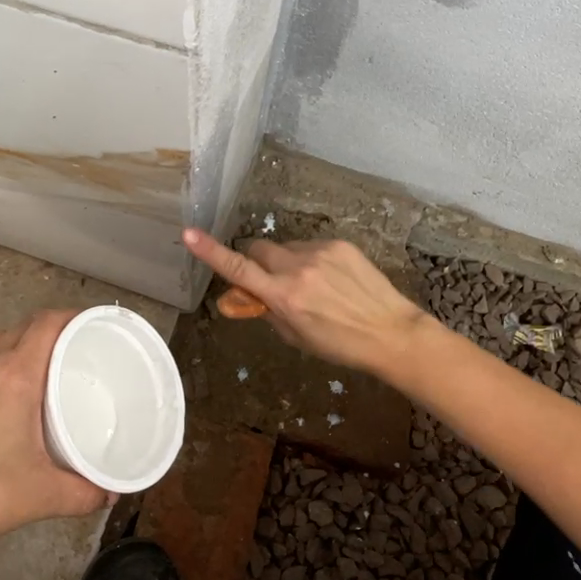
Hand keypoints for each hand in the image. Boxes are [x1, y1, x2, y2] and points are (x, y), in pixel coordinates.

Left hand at [0, 310, 110, 556]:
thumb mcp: (44, 496)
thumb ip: (85, 492)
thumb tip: (110, 493)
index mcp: (16, 375)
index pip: (47, 323)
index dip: (73, 316)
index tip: (94, 327)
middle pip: (24, 327)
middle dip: (52, 331)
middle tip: (75, 354)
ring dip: (20, 344)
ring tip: (40, 370)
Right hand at [183, 229, 430, 374]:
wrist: (391, 332)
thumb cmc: (340, 344)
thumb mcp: (296, 337)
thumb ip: (267, 312)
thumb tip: (244, 297)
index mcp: (284, 296)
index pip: (239, 270)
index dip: (211, 252)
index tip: (189, 234)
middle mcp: (297, 268)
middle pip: (259, 249)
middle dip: (258, 262)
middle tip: (271, 282)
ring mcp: (320, 252)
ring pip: (286, 248)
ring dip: (287, 263)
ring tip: (314, 287)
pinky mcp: (338, 244)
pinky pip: (311, 247)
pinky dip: (312, 260)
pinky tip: (333, 280)